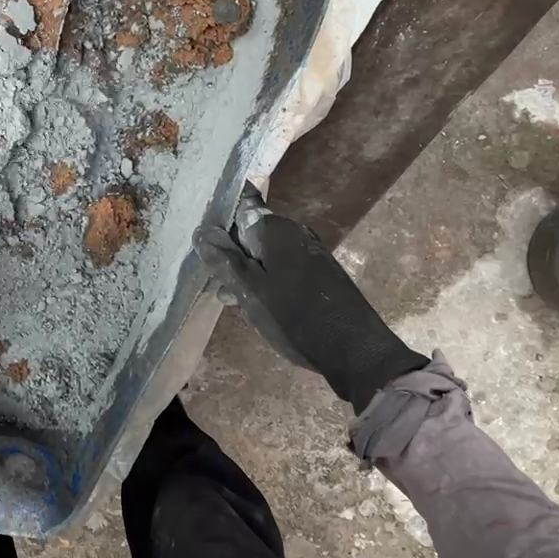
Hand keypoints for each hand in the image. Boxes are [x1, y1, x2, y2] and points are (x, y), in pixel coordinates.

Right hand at [194, 191, 427, 411]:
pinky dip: (265, 282)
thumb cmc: (295, 317)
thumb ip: (223, 259)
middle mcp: (295, 234)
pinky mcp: (319, 276)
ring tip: (230, 299)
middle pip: (250, 232)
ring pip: (265, 254)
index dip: (218, 216)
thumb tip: (201, 232)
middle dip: (229, 252)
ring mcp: (310, 255)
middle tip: (214, 279)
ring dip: (245, 272)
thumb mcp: (250, 290)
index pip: (240, 203)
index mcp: (276, 229)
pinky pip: (281, 269)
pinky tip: (255, 306)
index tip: (202, 235)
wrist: (357, 354)